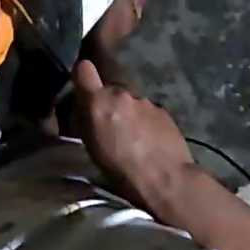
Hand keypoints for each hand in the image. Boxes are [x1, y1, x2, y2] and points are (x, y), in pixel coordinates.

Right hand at [70, 60, 204, 221]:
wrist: (167, 180)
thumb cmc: (121, 169)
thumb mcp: (91, 146)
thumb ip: (87, 119)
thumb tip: (85, 108)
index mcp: (98, 101)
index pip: (83, 68)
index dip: (82, 76)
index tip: (84, 89)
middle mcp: (121, 94)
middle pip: (109, 90)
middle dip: (109, 103)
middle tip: (112, 126)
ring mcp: (144, 100)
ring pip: (130, 102)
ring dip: (129, 113)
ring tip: (135, 138)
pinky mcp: (163, 110)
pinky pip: (148, 111)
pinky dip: (146, 122)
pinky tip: (151, 141)